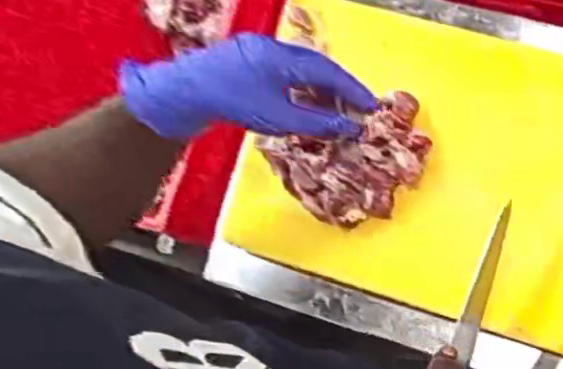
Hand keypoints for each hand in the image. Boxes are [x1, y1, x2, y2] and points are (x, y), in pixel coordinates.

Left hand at [119, 33, 375, 140]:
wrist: (188, 92)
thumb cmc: (237, 104)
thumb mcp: (285, 120)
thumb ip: (322, 123)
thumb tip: (352, 128)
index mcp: (281, 58)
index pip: (328, 71)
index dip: (354, 90)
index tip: (373, 107)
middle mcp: (272, 47)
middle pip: (317, 64)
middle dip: (343, 86)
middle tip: (361, 107)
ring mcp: (259, 49)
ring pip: (303, 65)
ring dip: (325, 86)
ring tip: (341, 109)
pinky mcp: (251, 56)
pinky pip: (288, 68)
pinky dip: (307, 85)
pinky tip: (315, 102)